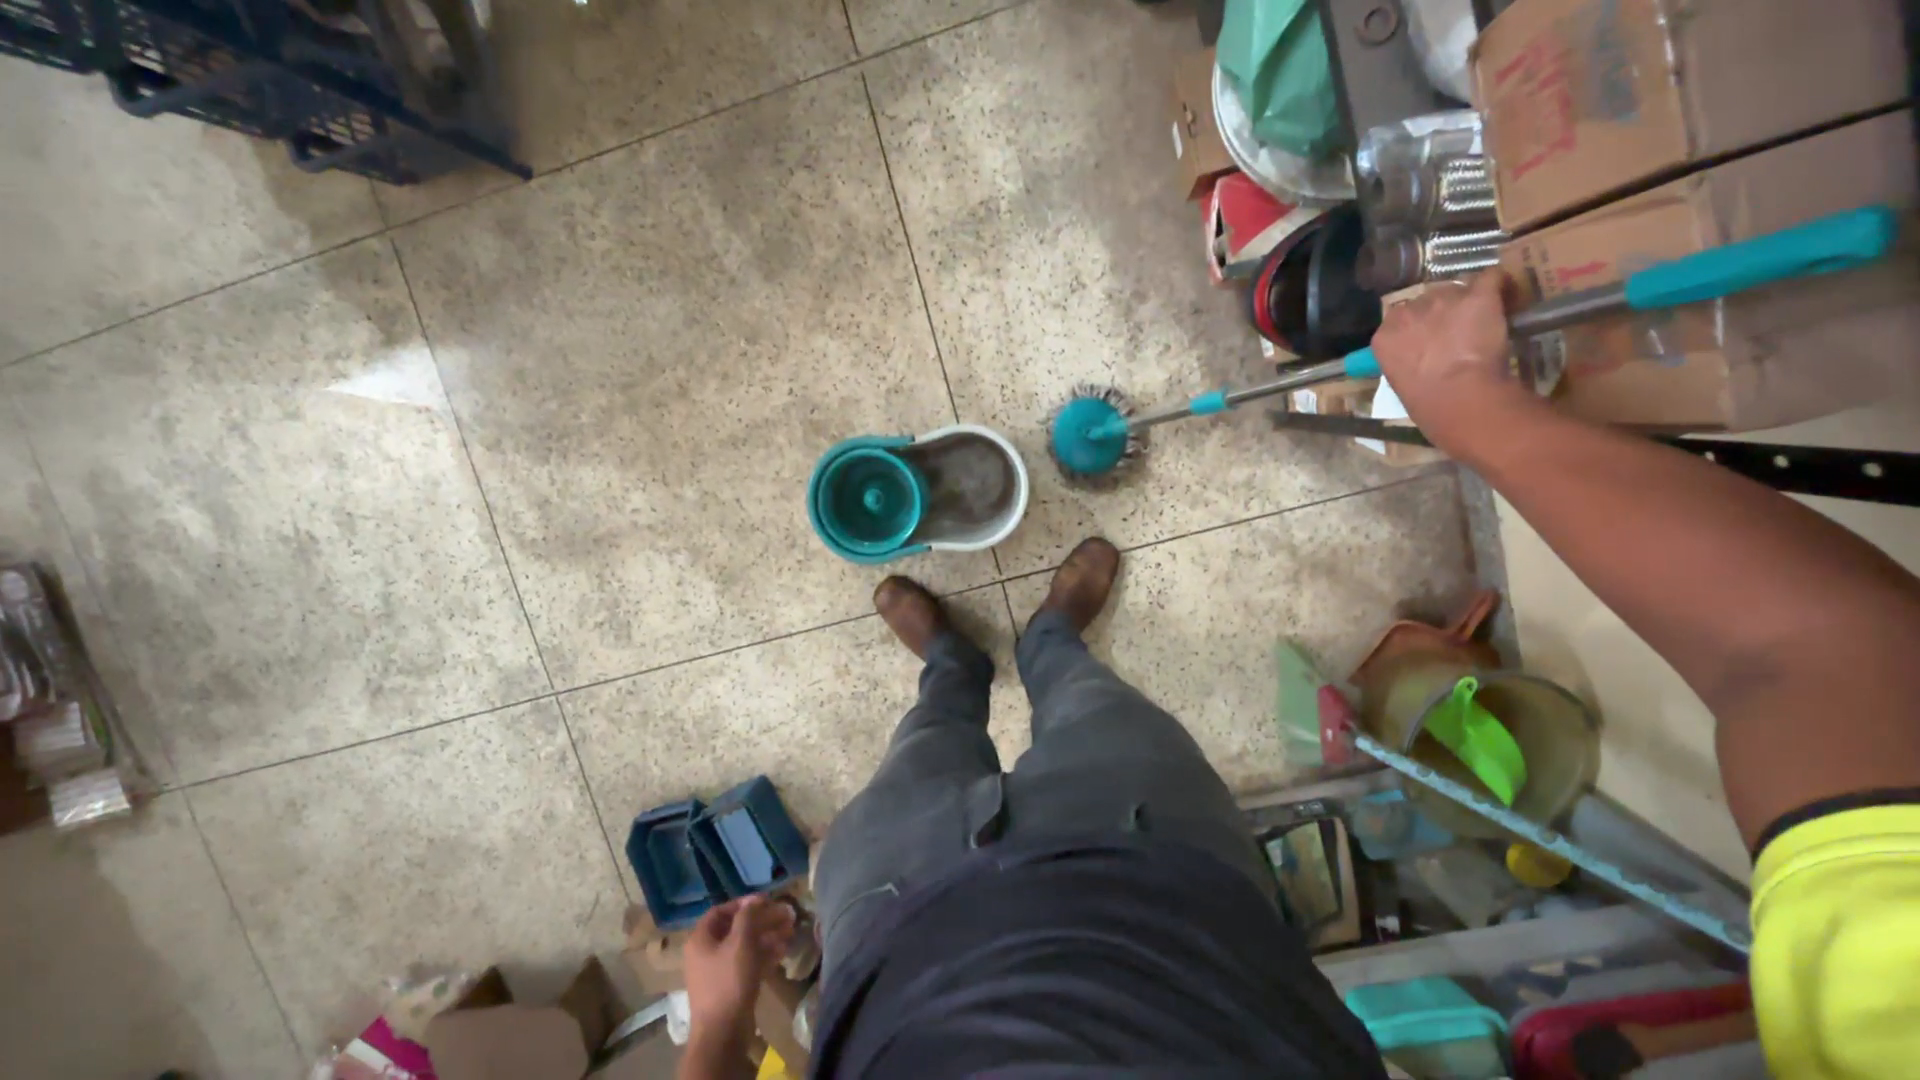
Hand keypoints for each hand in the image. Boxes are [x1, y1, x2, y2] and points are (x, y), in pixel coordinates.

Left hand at [682, 896, 796, 1048]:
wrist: (723, 1032)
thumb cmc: (729, 981)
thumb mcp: (740, 942)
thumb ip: (748, 916)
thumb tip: (755, 899)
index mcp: (701, 939)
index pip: (721, 911)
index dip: (744, 903)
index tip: (767, 901)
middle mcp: (707, 952)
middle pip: (737, 928)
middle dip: (762, 920)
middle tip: (786, 916)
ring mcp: (718, 971)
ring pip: (745, 946)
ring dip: (767, 936)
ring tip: (791, 932)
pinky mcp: (731, 986)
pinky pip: (748, 962)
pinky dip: (764, 954)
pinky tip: (783, 950)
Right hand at [1369, 270, 1541, 454]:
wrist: (1458, 396)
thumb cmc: (1427, 404)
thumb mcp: (1401, 382)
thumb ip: (1407, 359)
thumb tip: (1423, 358)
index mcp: (1384, 336)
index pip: (1399, 318)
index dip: (1418, 326)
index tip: (1430, 338)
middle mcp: (1408, 311)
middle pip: (1426, 299)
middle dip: (1441, 311)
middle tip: (1458, 332)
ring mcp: (1443, 300)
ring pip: (1458, 289)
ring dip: (1467, 302)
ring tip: (1482, 320)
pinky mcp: (1477, 296)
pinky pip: (1491, 278)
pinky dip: (1499, 285)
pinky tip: (1504, 295)